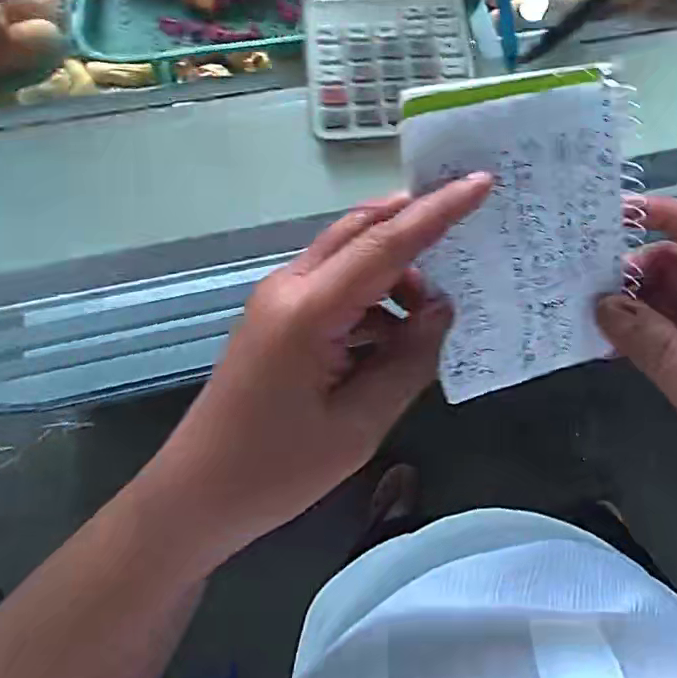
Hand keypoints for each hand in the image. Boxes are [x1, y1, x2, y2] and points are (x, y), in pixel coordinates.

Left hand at [138, 174, 493, 559]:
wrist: (196, 494)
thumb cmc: (276, 469)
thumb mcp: (359, 423)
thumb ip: (409, 360)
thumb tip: (443, 310)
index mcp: (307, 310)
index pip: (385, 244)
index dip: (438, 212)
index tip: (480, 182)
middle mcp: (290, 287)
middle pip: (361, 231)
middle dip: (416, 224)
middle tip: (469, 227)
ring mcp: (280, 299)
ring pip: (350, 258)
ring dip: (396, 275)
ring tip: (431, 319)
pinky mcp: (279, 317)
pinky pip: (337, 287)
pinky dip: (374, 299)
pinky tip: (396, 337)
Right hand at [595, 196, 676, 532]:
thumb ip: (658, 351)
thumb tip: (604, 304)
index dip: (672, 217)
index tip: (619, 212)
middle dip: (639, 268)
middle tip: (587, 284)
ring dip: (636, 299)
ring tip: (591, 314)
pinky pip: (675, 324)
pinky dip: (644, 327)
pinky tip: (613, 340)